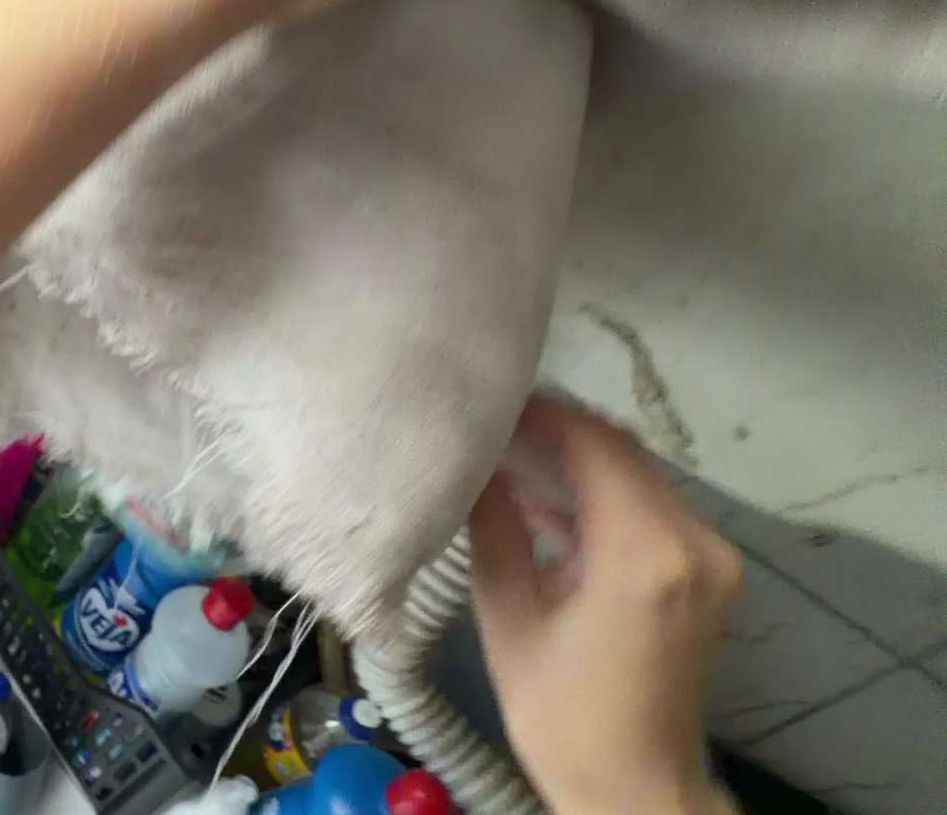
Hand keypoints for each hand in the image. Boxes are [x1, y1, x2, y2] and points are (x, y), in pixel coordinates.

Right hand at [471, 400, 742, 814]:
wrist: (631, 782)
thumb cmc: (556, 702)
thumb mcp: (506, 605)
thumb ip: (493, 521)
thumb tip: (471, 460)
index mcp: (646, 553)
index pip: (596, 445)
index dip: (539, 413)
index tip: (482, 403)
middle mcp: (695, 545)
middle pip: (621, 452)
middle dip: (552, 430)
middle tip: (483, 425)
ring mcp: (709, 560)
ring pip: (633, 474)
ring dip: (570, 457)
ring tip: (500, 453)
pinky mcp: (704, 574)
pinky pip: (645, 505)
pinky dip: (593, 489)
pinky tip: (537, 497)